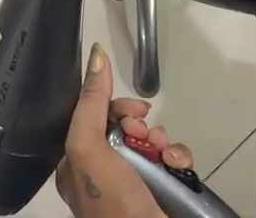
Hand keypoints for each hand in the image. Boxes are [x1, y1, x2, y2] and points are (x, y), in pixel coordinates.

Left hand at [55, 44, 193, 217]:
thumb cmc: (110, 202)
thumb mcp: (88, 148)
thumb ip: (91, 102)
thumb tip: (96, 53)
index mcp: (77, 164)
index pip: (92, 117)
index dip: (111, 104)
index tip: (132, 107)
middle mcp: (104, 173)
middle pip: (123, 126)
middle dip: (138, 122)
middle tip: (144, 130)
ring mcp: (136, 184)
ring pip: (150, 141)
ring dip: (161, 139)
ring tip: (164, 151)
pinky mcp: (164, 192)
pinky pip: (173, 161)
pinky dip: (178, 157)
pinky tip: (177, 164)